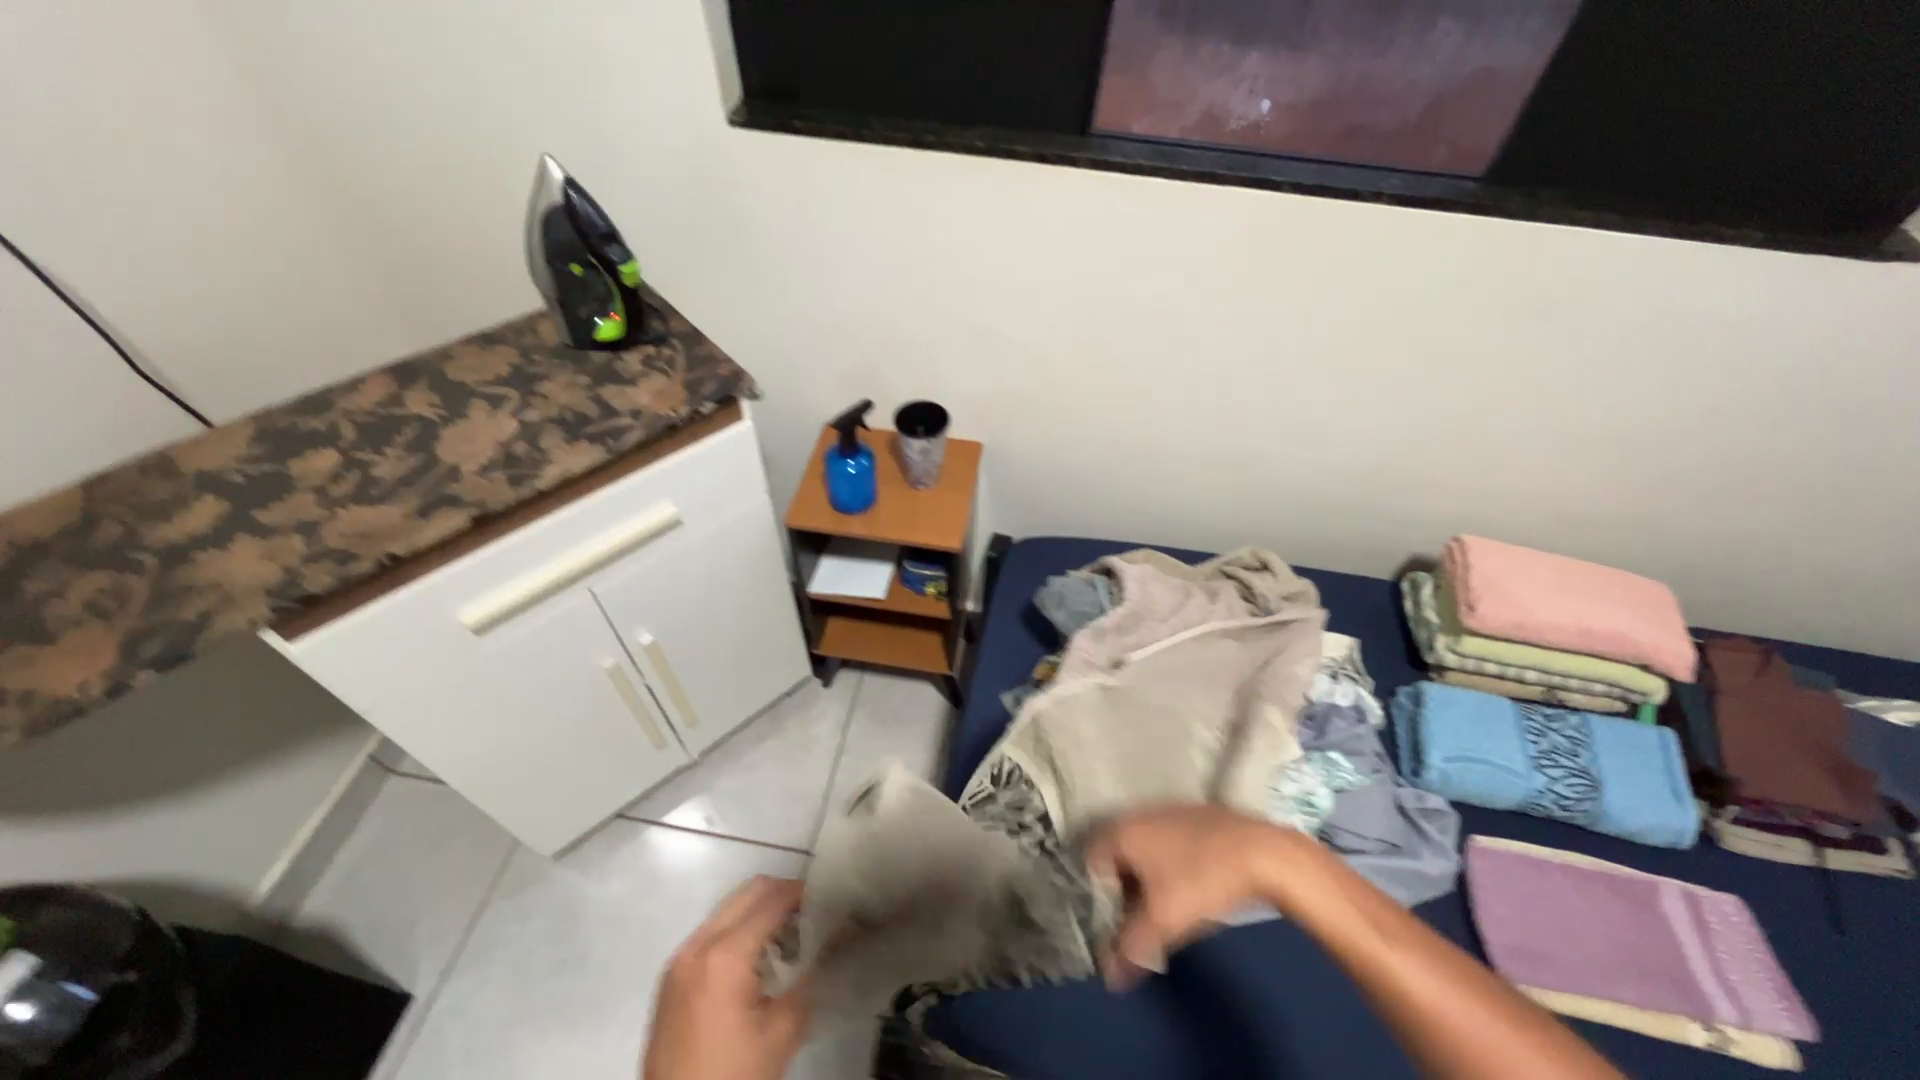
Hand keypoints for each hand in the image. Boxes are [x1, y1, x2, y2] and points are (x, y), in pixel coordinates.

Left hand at [642, 876, 812, 1079]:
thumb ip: (808, 977)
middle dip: (783, 894)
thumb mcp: (782, 1031)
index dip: (804, 893)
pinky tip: (760, 958)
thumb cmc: (735, 1077)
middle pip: (747, 893)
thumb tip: (829, 943)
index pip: (771, 900)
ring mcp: (679, 960)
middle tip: (815, 914)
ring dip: (760, 911)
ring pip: (727, 910)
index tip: (831, 898)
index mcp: (725, 956)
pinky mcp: (671, 978)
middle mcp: (697, 946)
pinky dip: (738, 930)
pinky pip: (710, 933)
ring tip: (791, 935)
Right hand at [1085, 804, 1322, 990]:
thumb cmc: (1202, 881)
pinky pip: (1170, 843)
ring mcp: (1171, 810)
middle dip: (1121, 889)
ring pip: (1145, 848)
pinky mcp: (1199, 816)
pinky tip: (1190, 887)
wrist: (1266, 854)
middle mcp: (1140, 814)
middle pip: (1116, 855)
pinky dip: (1170, 865)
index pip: (1089, 862)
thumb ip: (1131, 949)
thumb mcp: (1162, 922)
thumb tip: (1110, 976)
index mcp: (1122, 831)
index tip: (1109, 924)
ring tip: (1162, 909)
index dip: (1094, 897)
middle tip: (1133, 921)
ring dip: (1147, 877)